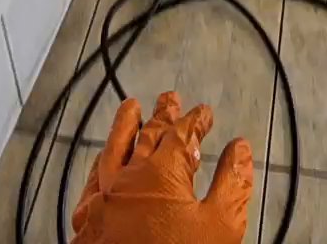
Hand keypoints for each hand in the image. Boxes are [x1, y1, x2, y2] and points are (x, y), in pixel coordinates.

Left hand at [72, 92, 253, 243]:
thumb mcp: (220, 228)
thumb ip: (232, 184)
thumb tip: (240, 148)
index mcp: (160, 172)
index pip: (181, 133)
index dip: (195, 120)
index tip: (204, 113)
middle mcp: (127, 177)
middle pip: (147, 134)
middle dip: (163, 115)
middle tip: (171, 99)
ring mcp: (102, 200)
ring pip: (114, 150)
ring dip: (125, 127)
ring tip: (131, 109)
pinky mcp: (86, 225)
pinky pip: (92, 182)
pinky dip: (102, 164)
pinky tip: (104, 164)